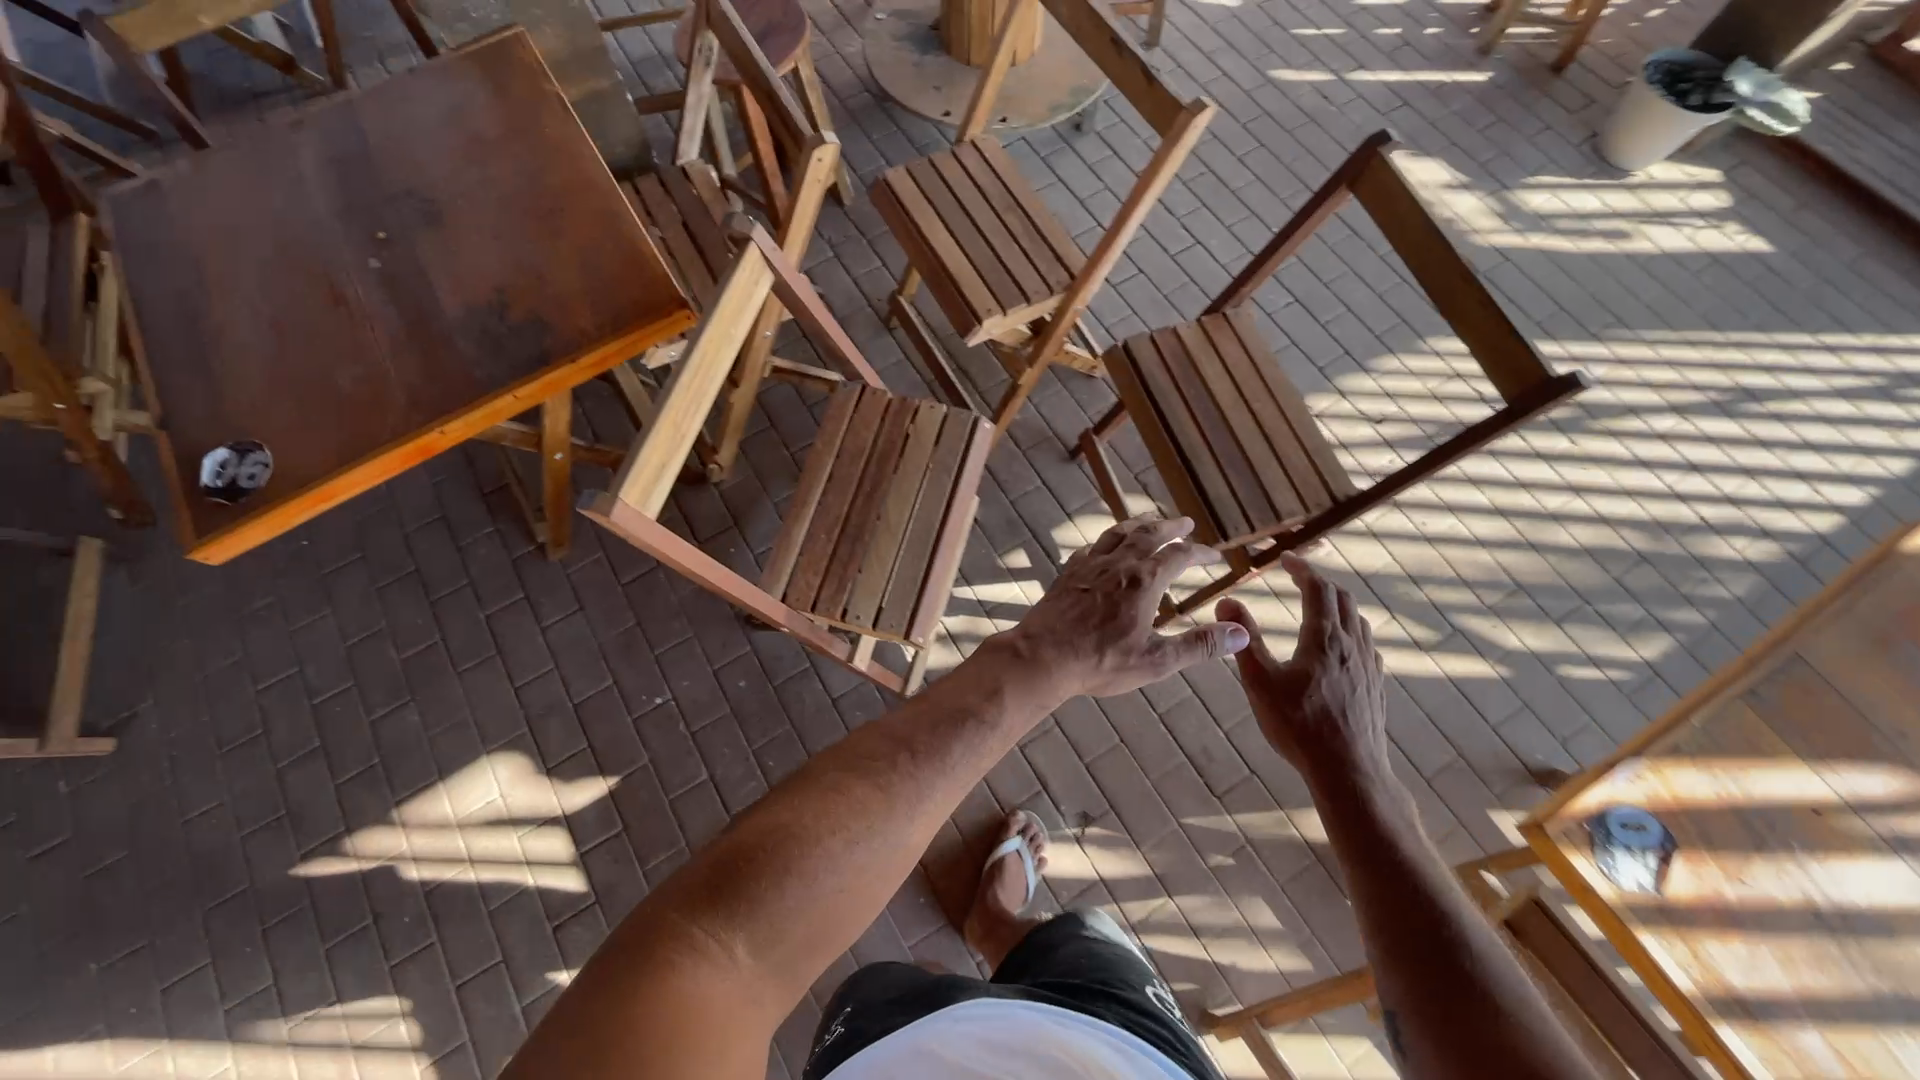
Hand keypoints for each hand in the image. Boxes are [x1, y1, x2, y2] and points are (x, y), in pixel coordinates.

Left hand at [997, 515, 1248, 703]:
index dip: (1200, 553)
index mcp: (1144, 581)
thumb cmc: (1100, 662)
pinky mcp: (1066, 576)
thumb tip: (1240, 633)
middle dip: (1171, 526)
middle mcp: (1117, 565)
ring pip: (1117, 534)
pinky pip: (1090, 549)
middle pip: (1148, 534)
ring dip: (1137, 525)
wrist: (1041, 657)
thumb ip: (1199, 645)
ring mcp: (1088, 567)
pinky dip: (1104, 543)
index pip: (1180, 555)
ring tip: (1148, 522)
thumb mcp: (1157, 660)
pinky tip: (1103, 550)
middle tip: (1185, 522)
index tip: (1215, 556)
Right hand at [1216, 553, 1391, 790]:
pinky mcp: (1375, 686)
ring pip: (1358, 620)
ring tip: (1319, 607)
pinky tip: (1342, 647)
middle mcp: (1351, 644)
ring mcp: (1368, 666)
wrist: (1347, 768)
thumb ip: (1244, 639)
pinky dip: (1352, 631)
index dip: (1302, 569)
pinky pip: (1367, 645)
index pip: (1317, 588)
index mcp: (1323, 638)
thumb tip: (1226, 600)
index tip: (1286, 559)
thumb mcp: (1259, 681)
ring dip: (1338, 605)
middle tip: (1300, 579)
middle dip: (1320, 583)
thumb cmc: (1298, 725)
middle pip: (1342, 599)